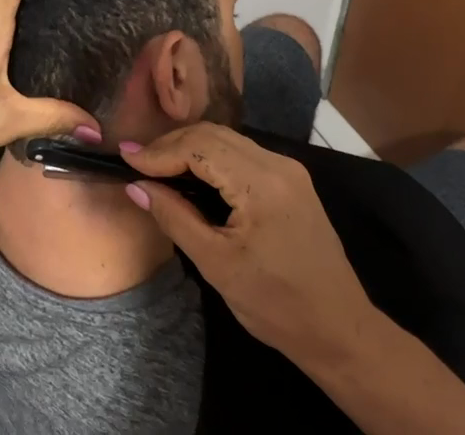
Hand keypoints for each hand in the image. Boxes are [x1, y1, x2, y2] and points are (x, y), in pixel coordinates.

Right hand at [122, 124, 371, 361]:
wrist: (339, 330)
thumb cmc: (276, 304)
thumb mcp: (216, 264)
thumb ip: (174, 218)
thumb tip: (136, 187)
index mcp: (262, 184)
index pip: (199, 147)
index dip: (159, 152)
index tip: (125, 160)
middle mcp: (278, 165)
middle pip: (213, 134)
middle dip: (171, 145)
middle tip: (137, 163)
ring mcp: (289, 171)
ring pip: (228, 140)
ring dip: (190, 149)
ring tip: (156, 168)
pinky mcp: (292, 182)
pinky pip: (242, 154)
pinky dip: (211, 158)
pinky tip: (191, 176)